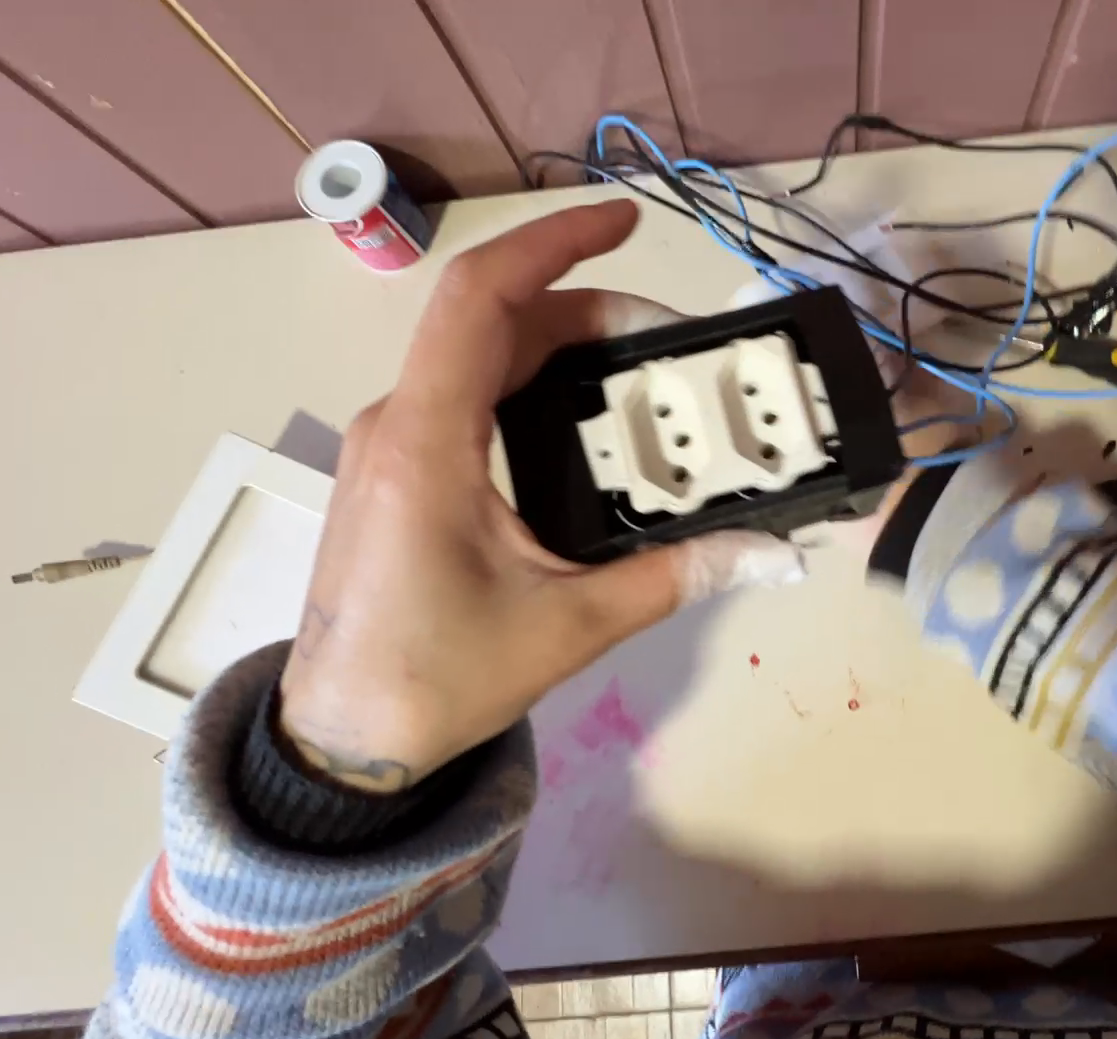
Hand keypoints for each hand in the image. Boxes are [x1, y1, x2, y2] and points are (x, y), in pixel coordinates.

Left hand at [280, 201, 806, 791]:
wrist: (343, 739)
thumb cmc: (440, 678)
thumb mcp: (572, 627)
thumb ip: (676, 576)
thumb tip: (774, 552)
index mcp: (429, 443)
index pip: (482, 300)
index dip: (555, 243)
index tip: (625, 222)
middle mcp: (401, 424)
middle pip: (496, 323)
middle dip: (590, 313)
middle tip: (674, 345)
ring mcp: (394, 445)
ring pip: (482, 357)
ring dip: (563, 348)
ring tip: (644, 378)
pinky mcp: (403, 470)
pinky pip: (470, 395)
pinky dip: (534, 383)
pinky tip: (588, 420)